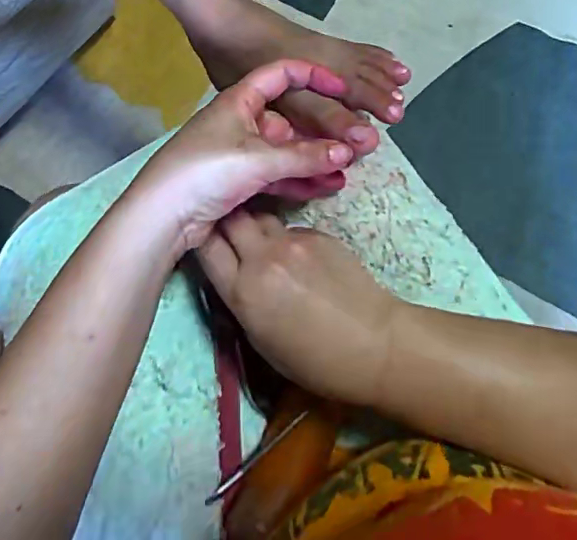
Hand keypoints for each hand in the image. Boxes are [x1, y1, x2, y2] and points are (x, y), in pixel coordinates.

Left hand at [124, 59, 357, 254]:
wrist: (162, 215)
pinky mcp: (239, 180)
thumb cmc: (207, 169)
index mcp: (239, 100)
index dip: (312, 75)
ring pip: (285, 150)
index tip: (342, 88)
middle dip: (320, 132)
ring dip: (314, 160)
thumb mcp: (259, 159)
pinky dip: (299, 179)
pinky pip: (277, 174)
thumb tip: (347, 152)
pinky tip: (327, 187)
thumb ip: (305, 156)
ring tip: (346, 172)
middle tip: (353, 146)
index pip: (280, 73)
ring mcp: (240, 152)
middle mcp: (241, 120)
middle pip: (288, 118)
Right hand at [196, 212, 399, 407]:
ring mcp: (293, 240)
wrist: (376, 344)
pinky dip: (285, 238)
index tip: (201, 242)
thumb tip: (233, 273)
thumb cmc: (315, 360)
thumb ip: (240, 300)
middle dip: (225, 221)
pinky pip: (290, 227)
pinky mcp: (318, 232)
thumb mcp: (261, 341)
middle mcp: (263, 258)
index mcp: (243, 292)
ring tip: (260, 242)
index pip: (205, 247)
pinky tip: (299, 258)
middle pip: (231, 219)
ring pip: (260, 216)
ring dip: (254, 225)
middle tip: (228, 232)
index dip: (200, 240)